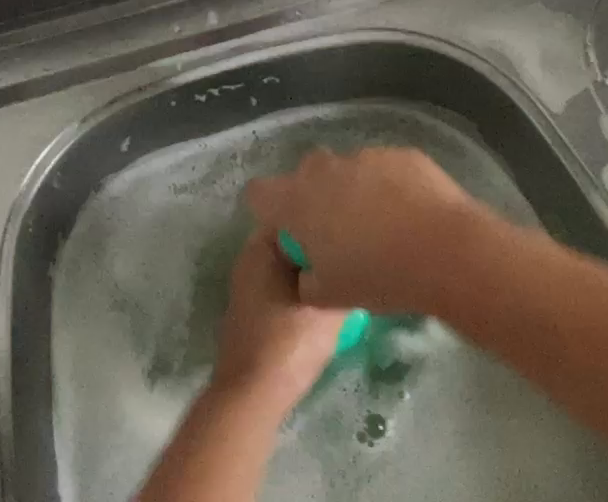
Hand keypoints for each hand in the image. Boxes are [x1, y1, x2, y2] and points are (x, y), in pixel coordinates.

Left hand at [210, 227, 348, 411]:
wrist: (252, 394)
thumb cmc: (289, 342)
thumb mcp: (331, 309)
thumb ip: (347, 278)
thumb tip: (361, 260)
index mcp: (260, 246)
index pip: (296, 212)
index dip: (325, 216)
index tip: (352, 227)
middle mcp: (248, 258)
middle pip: (292, 240)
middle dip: (320, 245)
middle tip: (353, 253)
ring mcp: (246, 284)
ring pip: (287, 265)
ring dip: (311, 269)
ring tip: (343, 276)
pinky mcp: (250, 308)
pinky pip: (281, 285)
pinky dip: (300, 288)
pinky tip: (322, 301)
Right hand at [245, 147, 492, 314]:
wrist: (446, 251)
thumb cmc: (378, 277)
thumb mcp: (327, 296)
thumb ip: (306, 278)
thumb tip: (309, 270)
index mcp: (296, 201)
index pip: (258, 193)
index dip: (268, 210)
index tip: (288, 231)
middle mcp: (323, 170)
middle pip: (304, 174)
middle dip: (313, 195)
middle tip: (336, 231)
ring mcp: (364, 156)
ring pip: (347, 170)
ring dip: (353, 190)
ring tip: (381, 225)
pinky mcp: (400, 154)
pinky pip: (383, 168)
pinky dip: (389, 186)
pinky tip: (410, 215)